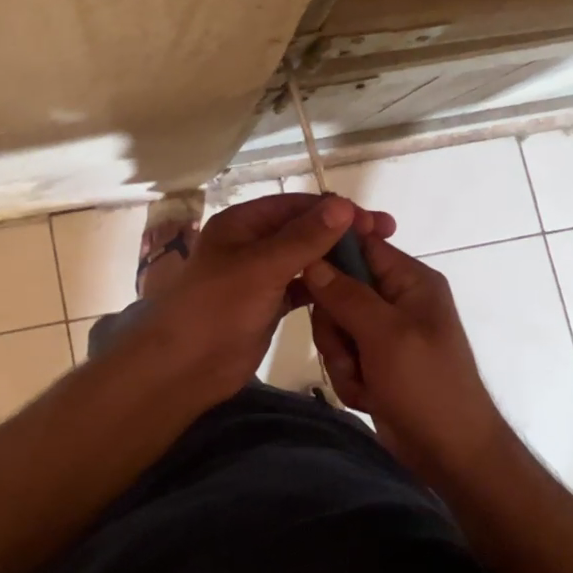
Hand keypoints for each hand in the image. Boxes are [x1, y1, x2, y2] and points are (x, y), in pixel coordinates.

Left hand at [119, 193, 393, 402]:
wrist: (185, 366)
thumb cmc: (217, 308)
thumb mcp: (262, 268)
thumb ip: (303, 238)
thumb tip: (343, 205)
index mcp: (241, 223)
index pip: (295, 205)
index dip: (334, 210)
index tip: (375, 221)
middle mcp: (250, 243)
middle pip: (302, 229)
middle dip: (340, 232)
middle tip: (386, 238)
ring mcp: (258, 275)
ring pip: (304, 258)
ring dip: (336, 258)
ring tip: (377, 261)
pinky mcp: (266, 304)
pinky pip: (301, 286)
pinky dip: (324, 285)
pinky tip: (353, 289)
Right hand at [303, 234, 507, 473]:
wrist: (453, 454)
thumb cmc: (427, 386)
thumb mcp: (385, 335)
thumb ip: (346, 294)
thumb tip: (311, 260)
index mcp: (410, 280)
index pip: (360, 244)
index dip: (329, 254)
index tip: (303, 272)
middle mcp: (397, 299)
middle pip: (337, 288)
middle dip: (335, 326)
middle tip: (351, 351)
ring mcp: (385, 332)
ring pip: (334, 325)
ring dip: (341, 357)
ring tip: (364, 380)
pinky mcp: (376, 360)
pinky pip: (342, 354)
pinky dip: (349, 377)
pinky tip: (369, 395)